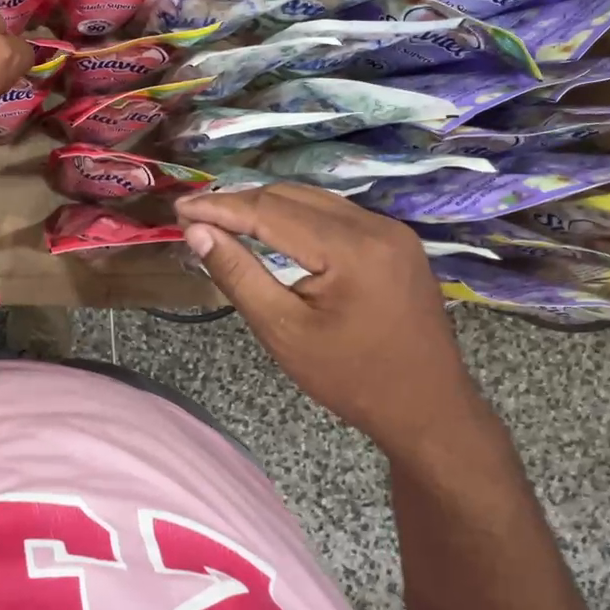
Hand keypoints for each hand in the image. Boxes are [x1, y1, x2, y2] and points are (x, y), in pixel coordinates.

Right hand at [175, 183, 486, 453]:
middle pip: (290, 197)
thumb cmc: (351, 378)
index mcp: (352, 250)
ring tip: (222, 219)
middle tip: (194, 216)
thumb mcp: (283, 330)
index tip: (179, 209)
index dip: (219, 207)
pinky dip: (293, 215)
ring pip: (310, 199)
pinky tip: (268, 229)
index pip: (269, 211)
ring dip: (264, 206)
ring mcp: (391, 231)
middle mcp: (376, 227)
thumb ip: (237, 274)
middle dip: (238, 203)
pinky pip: (331, 213)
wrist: (430, 412)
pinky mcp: (395, 241)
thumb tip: (196, 230)